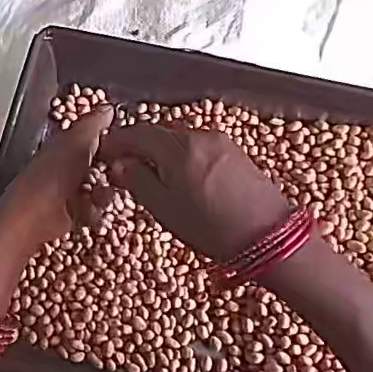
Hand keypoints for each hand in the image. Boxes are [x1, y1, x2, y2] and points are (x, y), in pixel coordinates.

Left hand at [0, 107, 115, 254]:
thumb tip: (109, 108)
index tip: (129, 146)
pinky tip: (87, 212)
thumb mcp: (77, 141)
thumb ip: (94, 124)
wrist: (34, 215)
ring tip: (95, 197)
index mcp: (66, 145)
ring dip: (104, 195)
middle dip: (114, 172)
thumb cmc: (53, 173)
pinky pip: (96, 212)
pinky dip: (94, 213)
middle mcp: (69, 167)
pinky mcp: (74, 215)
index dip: (114, 143)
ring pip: (104, 191)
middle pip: (105, 167)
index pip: (98, 139)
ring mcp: (72, 193)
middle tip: (116, 176)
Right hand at [98, 123, 293, 260]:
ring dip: (161, 154)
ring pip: (179, 141)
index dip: (115, 142)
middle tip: (122, 170)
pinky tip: (181, 182)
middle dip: (138, 148)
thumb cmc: (214, 229)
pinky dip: (182, 159)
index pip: (137, 133)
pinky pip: (198, 149)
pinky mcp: (235, 154)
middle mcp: (200, 137)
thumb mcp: (164, 209)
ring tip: (152, 181)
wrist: (270, 238)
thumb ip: (137, 181)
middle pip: (159, 134)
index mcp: (178, 148)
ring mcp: (221, 143)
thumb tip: (119, 165)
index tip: (102, 154)